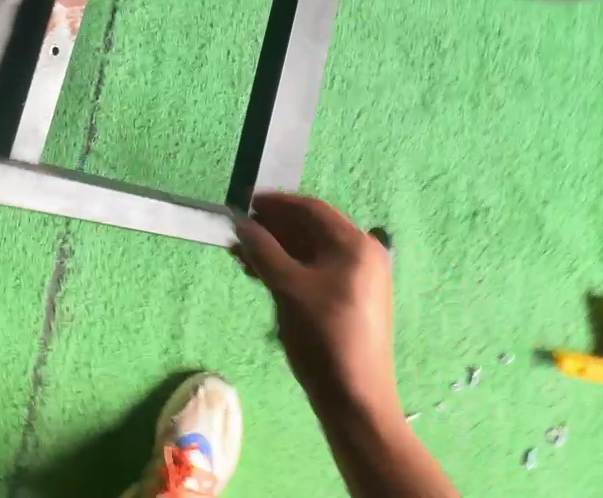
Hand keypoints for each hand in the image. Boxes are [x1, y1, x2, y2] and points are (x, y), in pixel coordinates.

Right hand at [234, 193, 398, 413]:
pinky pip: (316, 269)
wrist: (355, 399)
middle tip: (239, 231)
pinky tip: (262, 273)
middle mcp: (363, 253)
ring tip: (242, 254)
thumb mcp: (287, 288)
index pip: (311, 208)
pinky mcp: (351, 297)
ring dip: (277, 248)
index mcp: (355, 244)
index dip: (276, 203)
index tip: (245, 202)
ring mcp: (359, 277)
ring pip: (310, 250)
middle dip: (273, 228)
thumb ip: (262, 250)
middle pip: (311, 228)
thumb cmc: (323, 336)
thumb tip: (242, 222)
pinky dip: (289, 266)